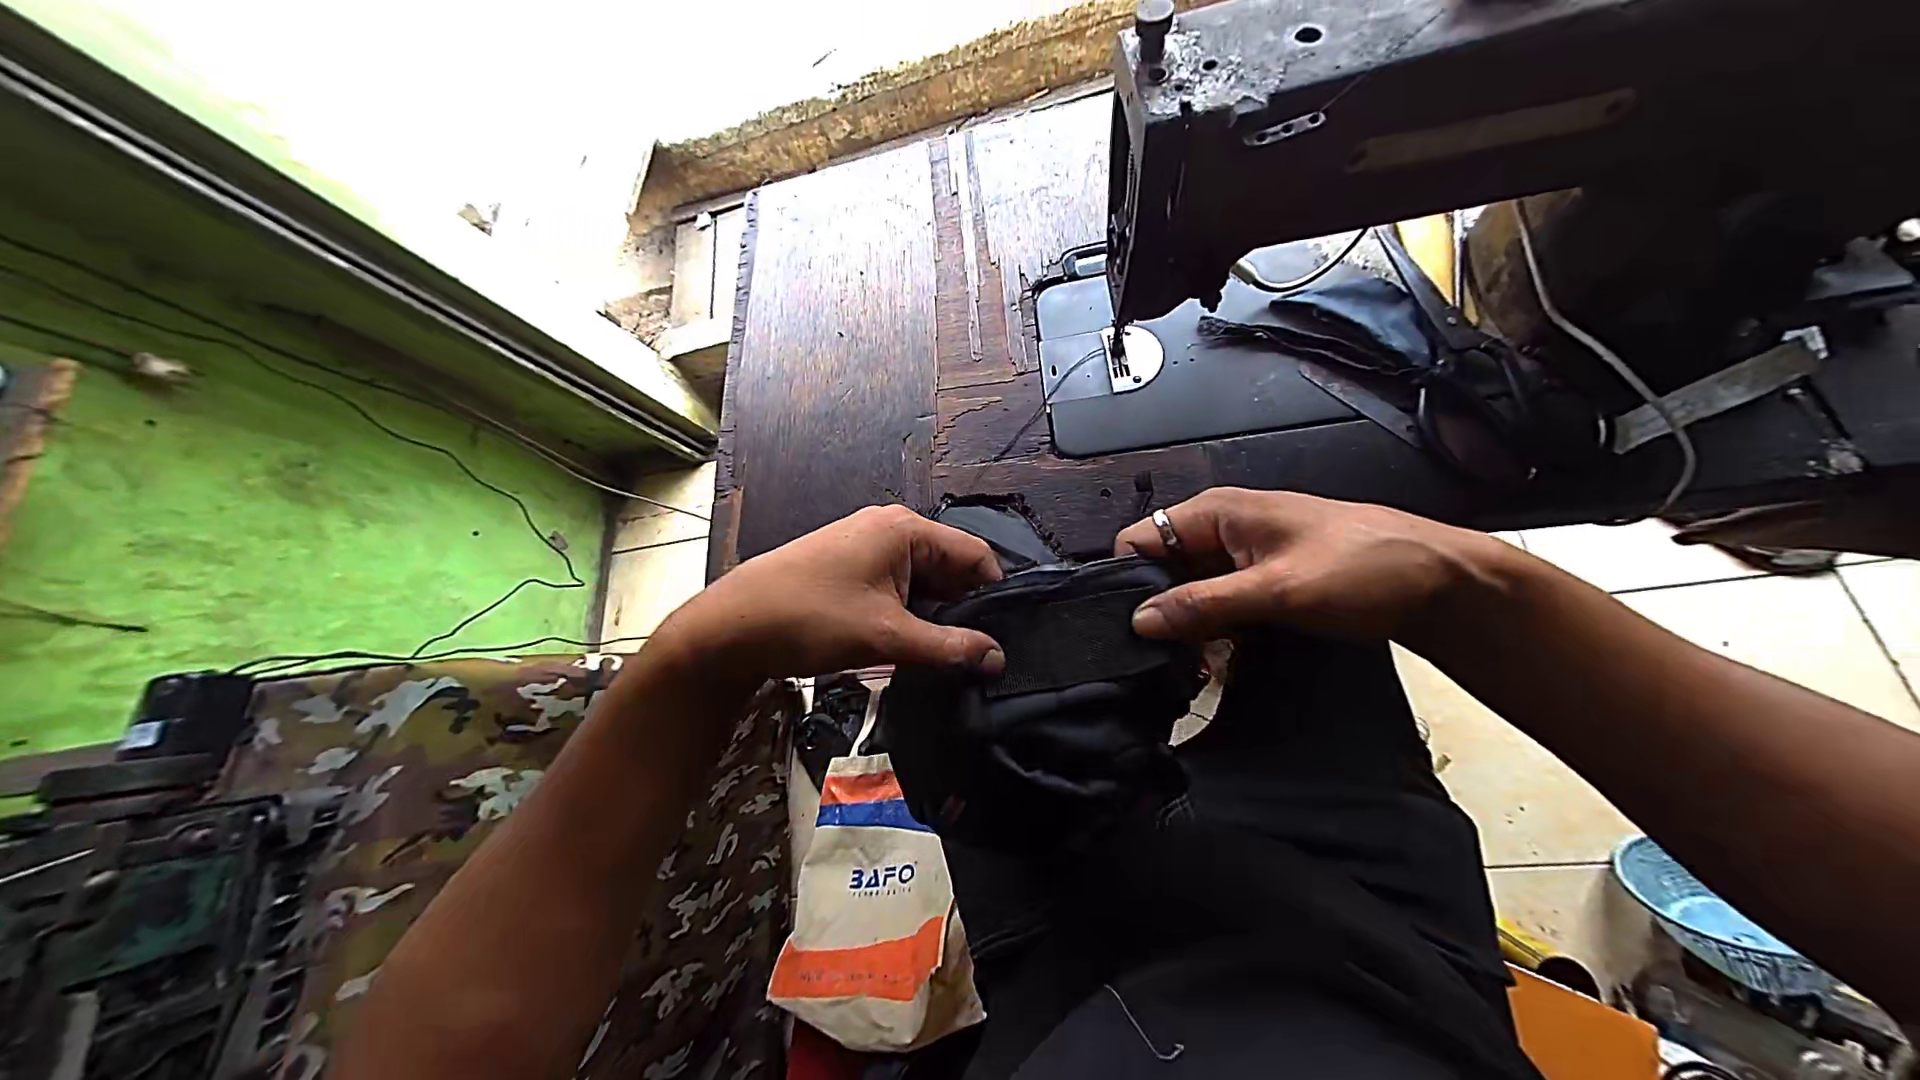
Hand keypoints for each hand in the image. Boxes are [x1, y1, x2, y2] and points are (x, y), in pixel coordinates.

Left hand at [655, 505, 1005, 682]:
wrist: (729, 628)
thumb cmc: (809, 619)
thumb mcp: (887, 636)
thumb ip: (949, 648)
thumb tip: (997, 658)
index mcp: (905, 530)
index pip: (975, 554)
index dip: (995, 595)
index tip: (1006, 637)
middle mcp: (889, 530)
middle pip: (950, 568)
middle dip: (964, 610)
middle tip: (979, 655)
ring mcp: (867, 548)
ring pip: (923, 582)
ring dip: (935, 617)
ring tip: (947, 656)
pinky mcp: (850, 569)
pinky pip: (897, 589)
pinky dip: (909, 615)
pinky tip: (911, 646)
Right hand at [1113, 488, 1511, 645]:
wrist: (1442, 587)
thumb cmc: (1366, 568)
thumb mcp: (1275, 590)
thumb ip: (1201, 604)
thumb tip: (1140, 620)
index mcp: (1216, 512)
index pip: (1139, 540)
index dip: (1129, 581)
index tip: (1135, 625)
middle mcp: (1221, 529)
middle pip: (1161, 570)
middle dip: (1161, 611)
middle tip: (1171, 654)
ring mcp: (1241, 556)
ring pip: (1187, 592)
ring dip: (1189, 627)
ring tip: (1200, 662)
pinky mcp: (1259, 581)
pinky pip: (1216, 605)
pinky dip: (1214, 631)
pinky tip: (1222, 657)